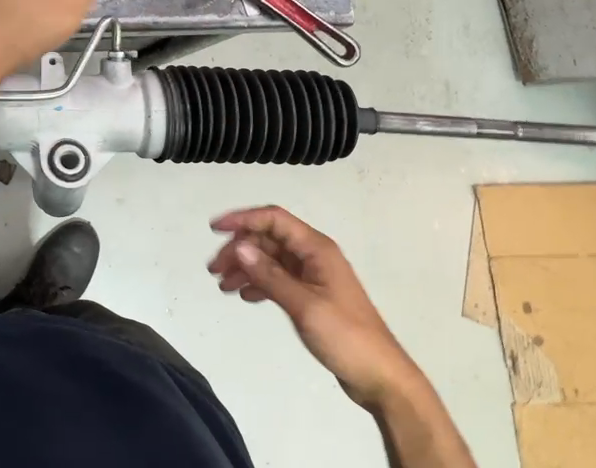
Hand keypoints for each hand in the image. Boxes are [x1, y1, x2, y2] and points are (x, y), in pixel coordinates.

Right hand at [208, 206, 422, 410]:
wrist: (381, 377)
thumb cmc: (346, 336)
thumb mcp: (304, 305)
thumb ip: (270, 275)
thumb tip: (239, 247)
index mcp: (316, 249)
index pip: (274, 219)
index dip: (243, 219)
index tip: (215, 229)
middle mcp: (314, 256)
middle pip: (268, 239)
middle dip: (239, 249)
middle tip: (215, 270)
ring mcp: (313, 276)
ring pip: (271, 260)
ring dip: (246, 267)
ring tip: (223, 285)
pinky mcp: (312, 296)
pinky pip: (278, 279)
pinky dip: (259, 284)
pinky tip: (245, 296)